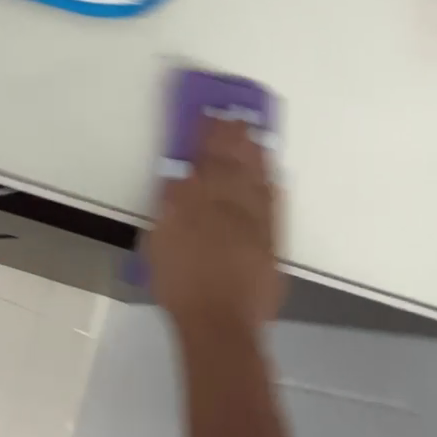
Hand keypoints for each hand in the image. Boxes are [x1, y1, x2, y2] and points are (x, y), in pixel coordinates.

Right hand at [147, 116, 283, 335]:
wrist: (220, 323)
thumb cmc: (178, 283)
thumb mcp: (161, 239)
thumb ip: (173, 205)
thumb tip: (181, 175)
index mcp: (201, 205)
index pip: (205, 162)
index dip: (207, 137)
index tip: (209, 113)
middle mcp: (232, 209)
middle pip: (234, 167)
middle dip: (233, 140)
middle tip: (235, 115)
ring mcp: (256, 226)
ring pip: (257, 182)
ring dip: (255, 157)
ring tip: (254, 135)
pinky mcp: (271, 244)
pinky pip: (274, 207)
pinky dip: (273, 188)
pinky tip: (274, 176)